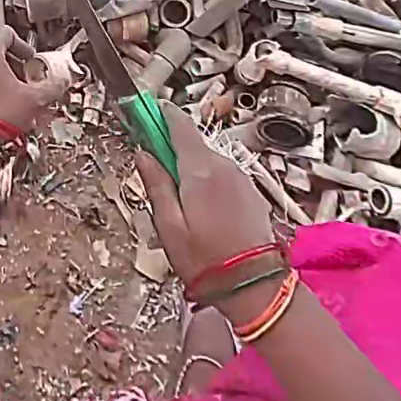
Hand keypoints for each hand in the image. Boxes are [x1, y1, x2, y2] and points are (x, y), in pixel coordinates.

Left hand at [0, 25, 66, 134]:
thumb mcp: (33, 99)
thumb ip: (52, 86)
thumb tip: (62, 82)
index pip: (7, 33)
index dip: (25, 46)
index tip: (33, 63)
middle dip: (19, 67)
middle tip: (31, 83)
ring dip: (8, 81)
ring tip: (21, 99)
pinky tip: (8, 110)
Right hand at [136, 103, 277, 297]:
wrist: (258, 289)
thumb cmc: (207, 262)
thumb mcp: (169, 226)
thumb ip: (156, 184)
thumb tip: (143, 154)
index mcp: (200, 170)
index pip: (179, 124)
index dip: (160, 114)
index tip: (145, 111)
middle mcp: (223, 166)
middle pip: (191, 143)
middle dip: (170, 149)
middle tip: (153, 170)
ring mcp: (240, 178)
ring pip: (207, 160)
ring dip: (189, 168)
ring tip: (179, 203)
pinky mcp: (250, 192)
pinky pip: (222, 175)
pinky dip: (208, 180)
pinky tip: (203, 210)